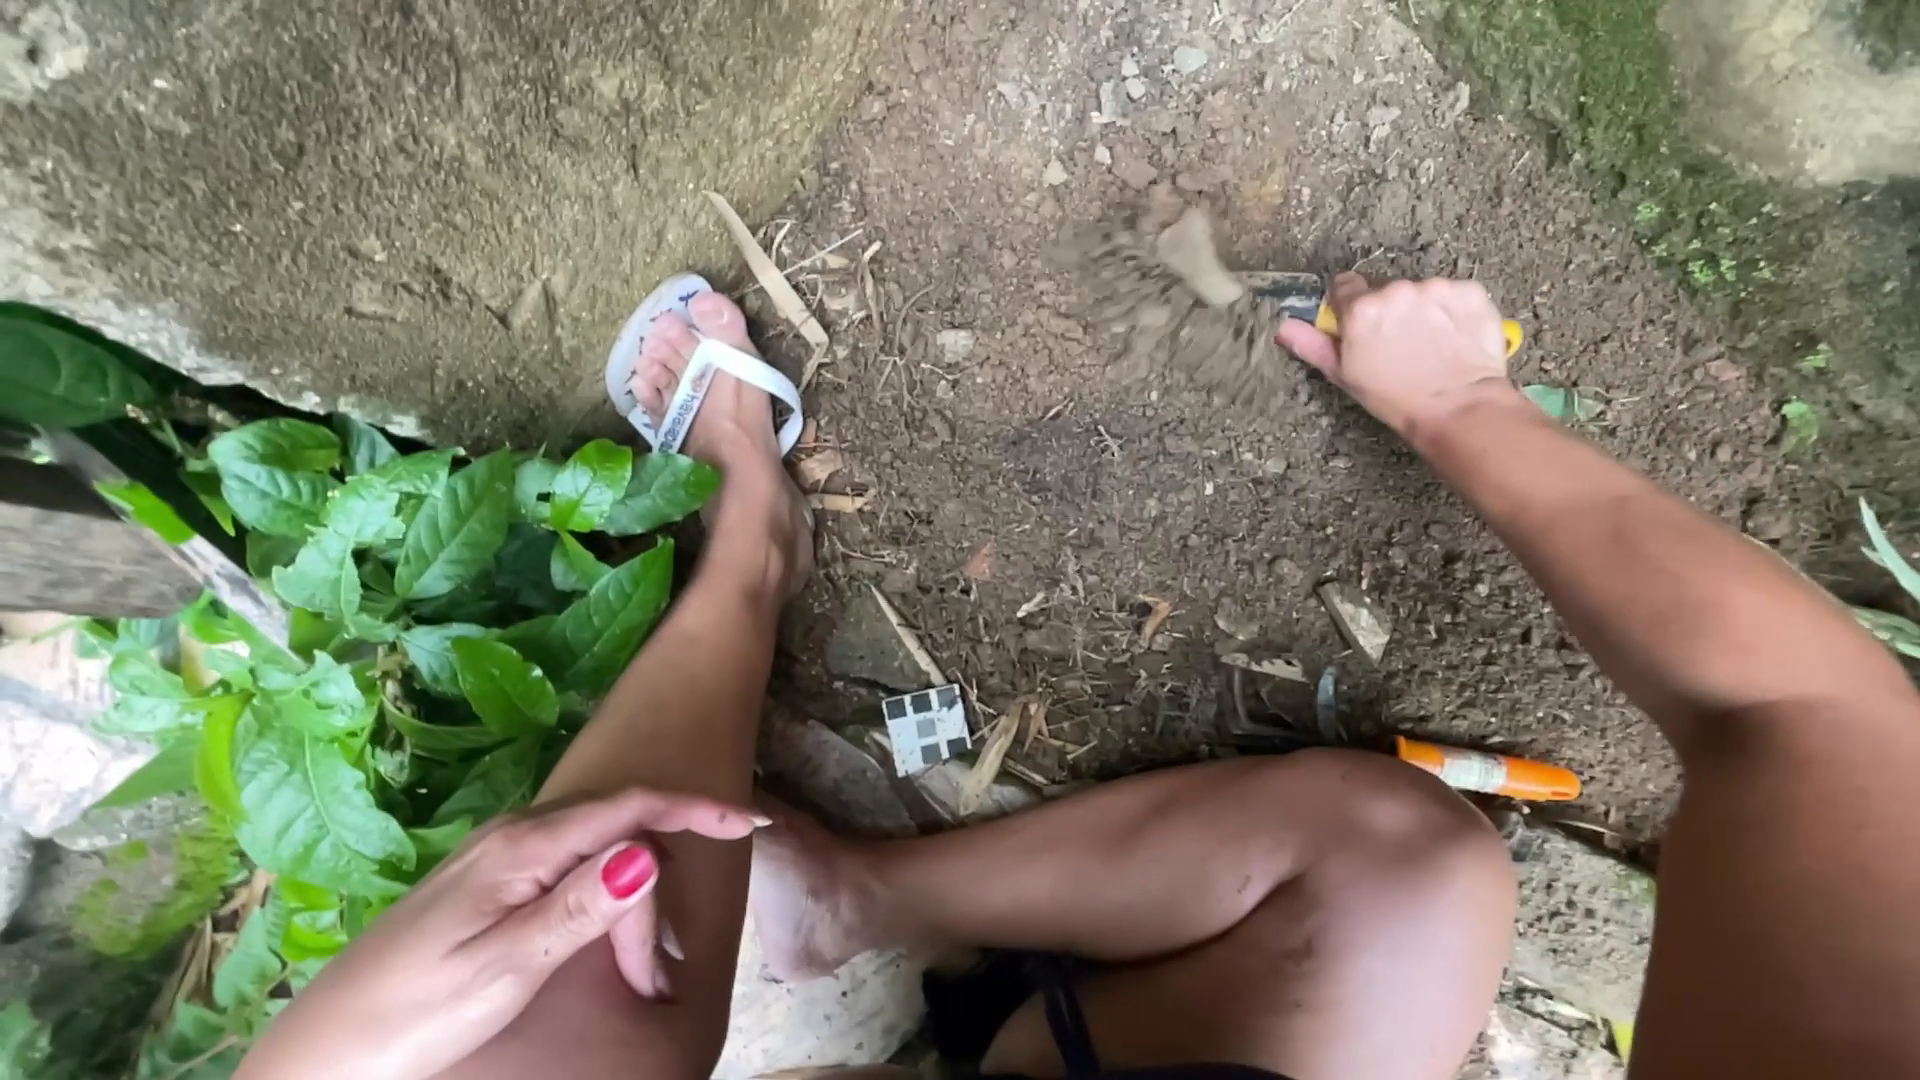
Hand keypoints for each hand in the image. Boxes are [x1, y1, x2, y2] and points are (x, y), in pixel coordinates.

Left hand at [237, 788, 766, 1079]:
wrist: (315, 1062)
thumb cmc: (411, 1020)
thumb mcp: (503, 971)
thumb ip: (579, 906)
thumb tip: (648, 852)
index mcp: (525, 846)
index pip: (633, 805)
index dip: (698, 809)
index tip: (751, 823)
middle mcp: (519, 832)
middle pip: (622, 835)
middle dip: (655, 897)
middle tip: (658, 978)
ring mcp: (505, 853)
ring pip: (601, 853)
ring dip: (632, 907)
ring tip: (636, 977)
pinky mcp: (495, 878)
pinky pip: (575, 868)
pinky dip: (607, 901)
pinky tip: (607, 938)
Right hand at [1275, 272, 1518, 443]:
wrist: (1455, 406)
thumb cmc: (1394, 396)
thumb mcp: (1343, 374)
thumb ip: (1312, 344)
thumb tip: (1285, 326)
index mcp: (1360, 310)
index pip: (1344, 286)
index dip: (1348, 306)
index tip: (1357, 324)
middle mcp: (1396, 290)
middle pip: (1383, 290)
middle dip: (1386, 310)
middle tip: (1394, 343)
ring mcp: (1435, 288)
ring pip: (1417, 291)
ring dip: (1418, 309)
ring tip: (1425, 343)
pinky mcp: (1468, 292)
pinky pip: (1451, 294)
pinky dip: (1449, 310)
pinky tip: (1449, 337)